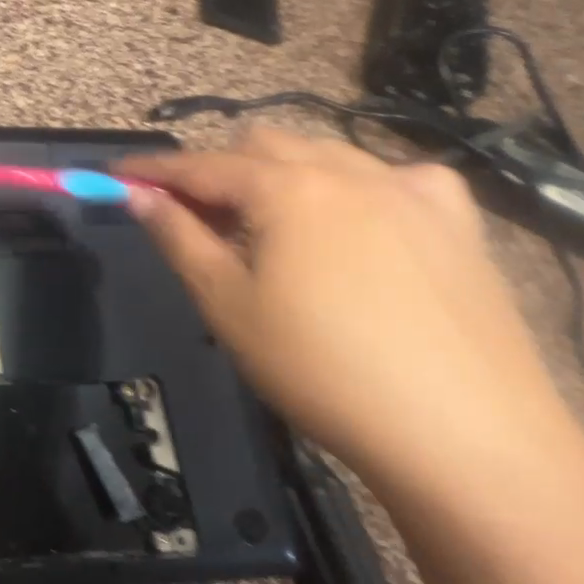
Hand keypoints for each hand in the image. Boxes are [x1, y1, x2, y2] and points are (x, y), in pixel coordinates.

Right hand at [118, 128, 583, 583]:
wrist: (469, 439)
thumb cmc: (323, 368)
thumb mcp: (227, 304)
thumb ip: (178, 236)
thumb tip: (138, 194)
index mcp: (287, 187)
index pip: (199, 164)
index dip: (152, 170)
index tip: (114, 176)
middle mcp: (349, 171)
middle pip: (262, 145)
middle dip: (219, 170)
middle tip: (197, 217)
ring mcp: (412, 193)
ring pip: (326, 153)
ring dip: (283, 174)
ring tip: (271, 225)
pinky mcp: (459, 225)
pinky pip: (398, 178)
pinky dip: (361, 186)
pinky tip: (362, 223)